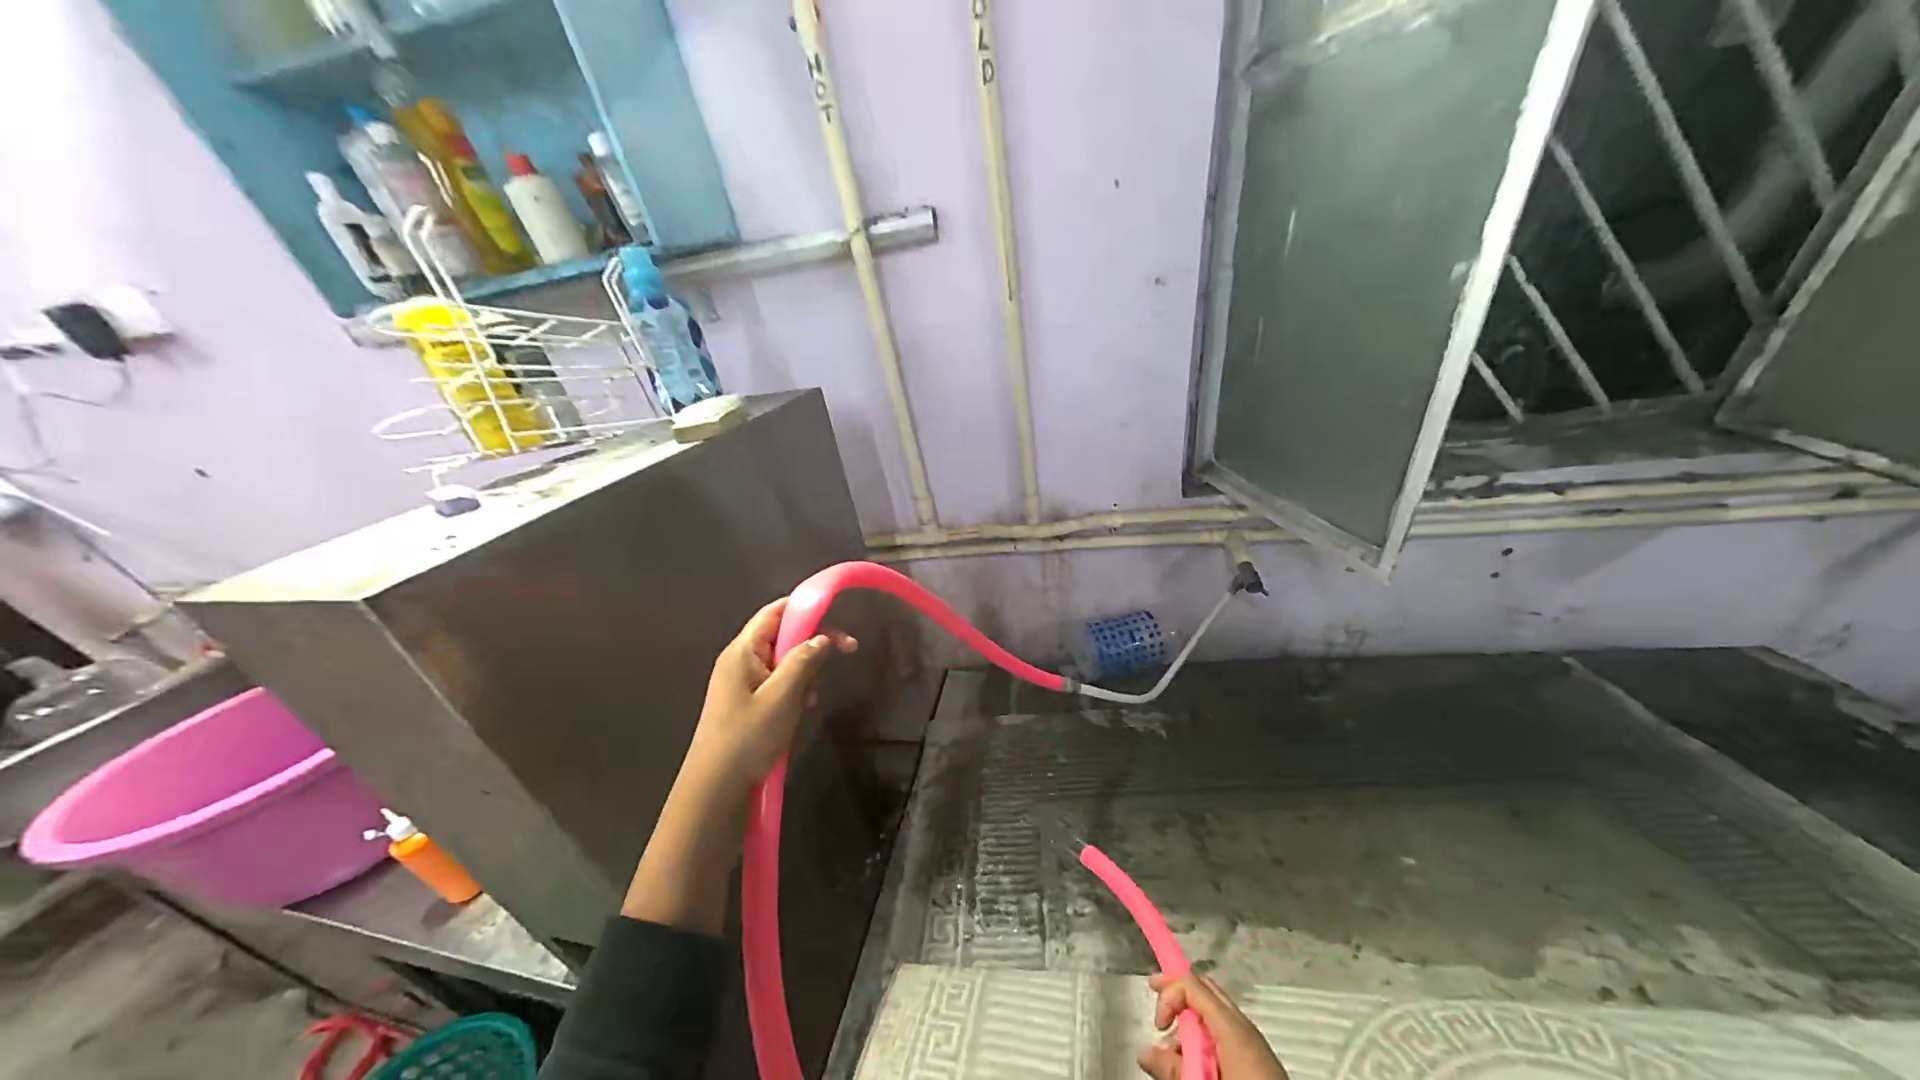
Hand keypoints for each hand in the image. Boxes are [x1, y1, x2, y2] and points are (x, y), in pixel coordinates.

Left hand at [681, 597, 857, 796]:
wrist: (716, 788)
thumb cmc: (748, 737)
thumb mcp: (782, 696)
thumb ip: (803, 661)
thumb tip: (822, 637)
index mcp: (742, 651)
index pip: (775, 611)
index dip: (806, 608)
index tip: (838, 617)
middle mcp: (740, 661)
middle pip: (782, 635)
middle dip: (812, 644)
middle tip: (845, 652)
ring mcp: (741, 683)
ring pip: (783, 661)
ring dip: (805, 672)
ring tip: (812, 697)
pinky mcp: (746, 703)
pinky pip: (777, 683)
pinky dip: (795, 690)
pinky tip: (802, 709)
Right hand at [1139, 974, 1287, 1079]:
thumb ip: (1173, 1069)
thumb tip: (1143, 1052)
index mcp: (1232, 1028)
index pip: (1193, 984)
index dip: (1169, 994)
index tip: (1158, 1025)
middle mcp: (1243, 1027)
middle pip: (1205, 990)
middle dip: (1177, 993)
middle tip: (1155, 999)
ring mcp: (1252, 1042)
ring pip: (1213, 1013)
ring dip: (1189, 1023)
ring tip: (1175, 1055)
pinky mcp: (1255, 1059)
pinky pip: (1224, 1033)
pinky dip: (1204, 1038)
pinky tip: (1194, 1064)